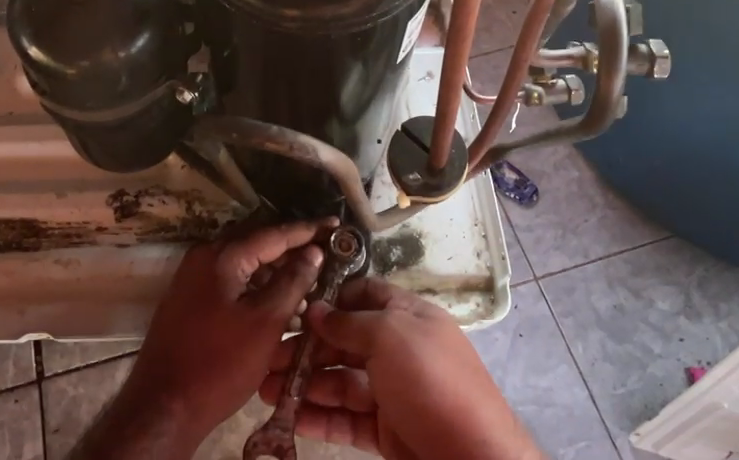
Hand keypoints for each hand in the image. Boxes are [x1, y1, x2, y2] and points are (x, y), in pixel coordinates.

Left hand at [120, 220, 330, 442]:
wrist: (163, 406)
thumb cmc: (219, 364)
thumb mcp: (265, 323)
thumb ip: (292, 282)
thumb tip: (313, 252)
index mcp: (221, 255)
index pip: (273, 233)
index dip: (307, 230)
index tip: (335, 224)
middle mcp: (204, 256)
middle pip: (257, 242)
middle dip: (292, 248)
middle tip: (326, 252)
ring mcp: (194, 277)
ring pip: (244, 262)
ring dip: (275, 270)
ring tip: (310, 282)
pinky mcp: (192, 298)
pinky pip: (232, 280)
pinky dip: (257, 285)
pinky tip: (279, 301)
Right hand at [259, 276, 539, 459]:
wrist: (472, 457)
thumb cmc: (430, 380)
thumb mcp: (390, 335)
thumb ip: (349, 322)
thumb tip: (315, 309)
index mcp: (408, 316)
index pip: (364, 295)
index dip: (330, 298)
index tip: (293, 306)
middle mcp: (400, 350)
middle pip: (346, 340)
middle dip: (307, 347)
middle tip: (268, 356)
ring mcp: (394, 392)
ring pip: (341, 381)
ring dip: (305, 384)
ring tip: (266, 389)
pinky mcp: (388, 431)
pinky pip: (348, 418)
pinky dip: (320, 417)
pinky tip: (292, 417)